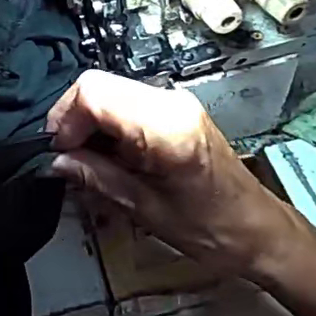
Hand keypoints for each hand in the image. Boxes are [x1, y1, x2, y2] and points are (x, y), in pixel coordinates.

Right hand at [47, 69, 315, 285]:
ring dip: (87, 120)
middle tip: (67, 156)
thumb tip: (56, 161)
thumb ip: (97, 177)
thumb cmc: (213, 229)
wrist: (260, 230)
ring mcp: (173, 101)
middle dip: (72, 118)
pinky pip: (123, 100)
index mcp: (167, 127)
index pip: (94, 93)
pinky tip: (108, 153)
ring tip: (87, 159)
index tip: (59, 152)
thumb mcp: (146, 209)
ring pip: (107, 89)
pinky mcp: (173, 107)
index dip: (65, 119)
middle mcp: (170, 102)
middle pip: (96, 85)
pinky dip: (105, 121)